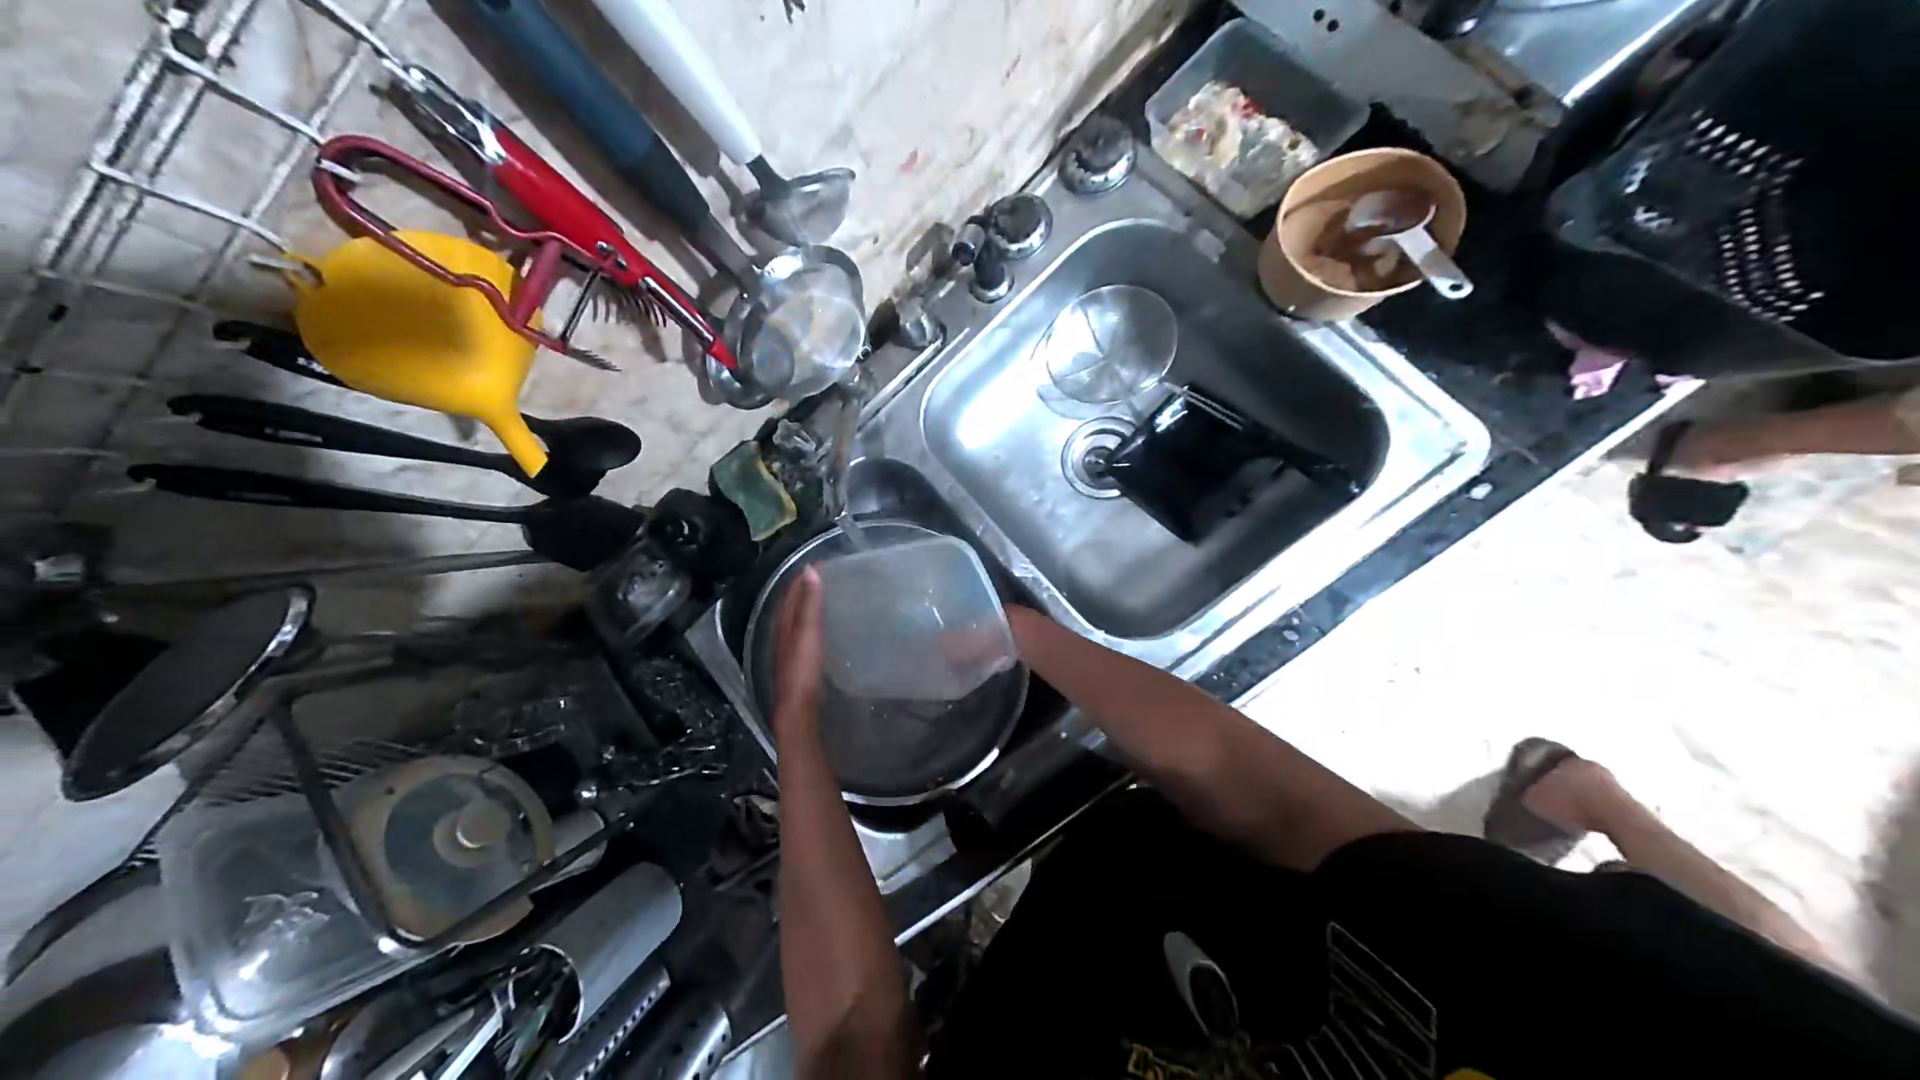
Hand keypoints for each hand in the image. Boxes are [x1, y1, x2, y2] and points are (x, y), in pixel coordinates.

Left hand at [772, 566, 825, 737]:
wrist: (798, 710)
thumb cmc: (803, 670)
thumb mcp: (808, 633)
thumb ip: (810, 605)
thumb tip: (810, 572)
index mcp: (784, 627)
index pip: (790, 596)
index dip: (801, 579)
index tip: (818, 564)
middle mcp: (783, 638)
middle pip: (790, 609)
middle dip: (803, 591)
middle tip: (821, 577)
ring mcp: (791, 654)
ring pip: (796, 624)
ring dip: (807, 609)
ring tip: (823, 599)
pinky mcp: (800, 668)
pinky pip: (805, 639)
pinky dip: (812, 628)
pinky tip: (823, 633)